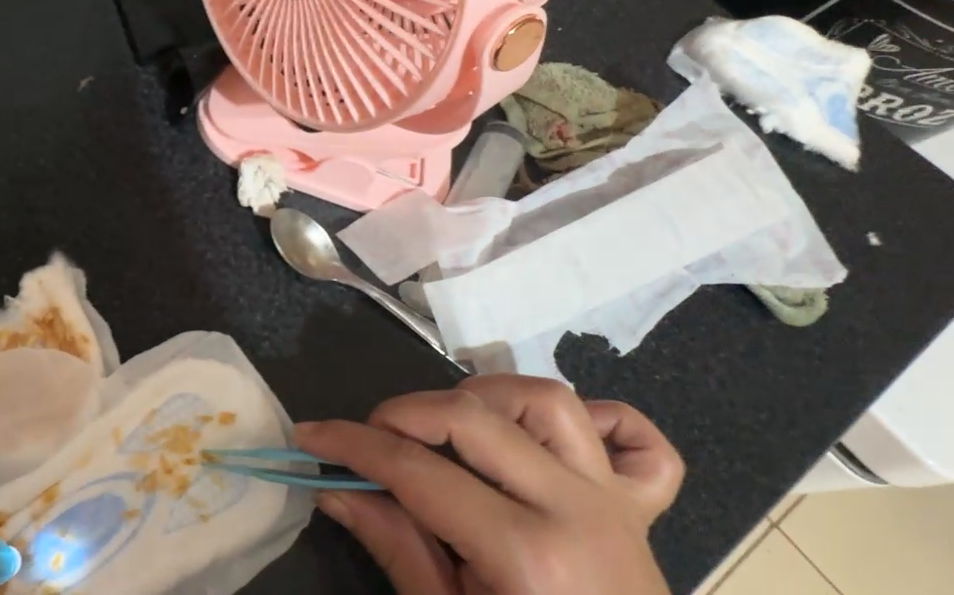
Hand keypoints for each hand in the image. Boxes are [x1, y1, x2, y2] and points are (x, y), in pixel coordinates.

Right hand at [295, 375, 683, 594]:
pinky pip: (640, 441)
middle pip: (472, 416)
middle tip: (370, 442)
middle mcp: (576, 511)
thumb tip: (334, 490)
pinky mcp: (644, 514)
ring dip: (487, 398)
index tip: (309, 435)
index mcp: (527, 555)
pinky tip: (545, 442)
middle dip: (404, 413)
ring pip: (549, 402)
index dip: (351, 445)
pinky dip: (598, 423)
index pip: (415, 469)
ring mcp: (617, 506)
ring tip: (448, 430)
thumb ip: (397, 548)